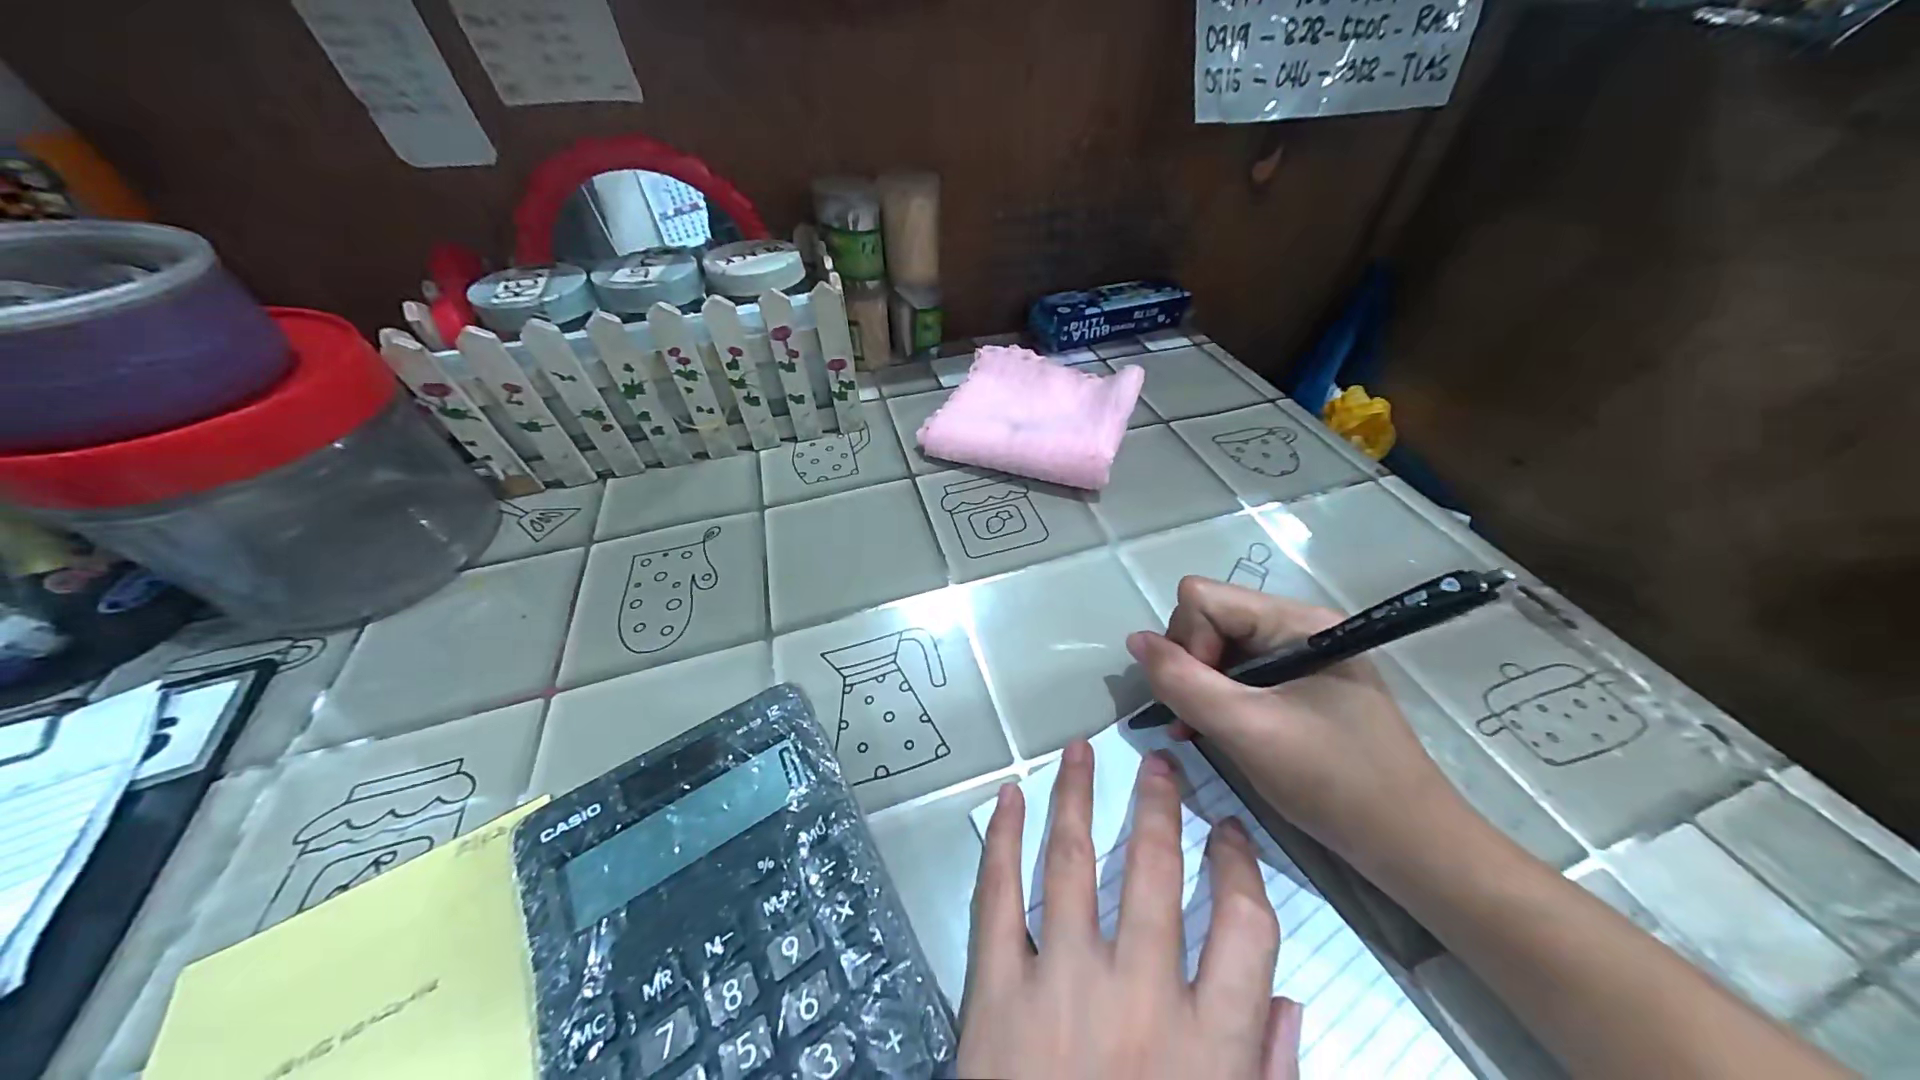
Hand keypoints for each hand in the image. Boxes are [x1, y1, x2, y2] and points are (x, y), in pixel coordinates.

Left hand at [958, 739, 1301, 1079]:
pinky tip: (1010, 796)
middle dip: (1160, 806)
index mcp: (1209, 1045)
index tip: (1227, 832)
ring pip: (1073, 862)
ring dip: (1078, 796)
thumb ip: (1269, 1076)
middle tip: (1160, 762)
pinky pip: (997, 896)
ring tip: (1082, 750)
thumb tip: (1290, 1004)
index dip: (1240, 867)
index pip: (1245, 925)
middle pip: (1155, 871)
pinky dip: (1003, 840)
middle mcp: (1139, 996)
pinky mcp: (993, 988)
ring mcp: (1060, 984)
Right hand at [1124, 577, 1466, 866]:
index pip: (1204, 598)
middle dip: (1191, 665)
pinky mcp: (1296, 684)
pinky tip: (1214, 730)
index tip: (1203, 697)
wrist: (1409, 844)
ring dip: (1199, 687)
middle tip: (1200, 718)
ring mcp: (1297, 656)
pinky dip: (1216, 698)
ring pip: (1217, 648)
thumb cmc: (1334, 782)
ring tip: (1200, 730)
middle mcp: (1296, 627)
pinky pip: (1237, 673)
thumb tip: (1135, 640)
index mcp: (1297, 622)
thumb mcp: (1247, 730)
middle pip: (1207, 618)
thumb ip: (1183, 682)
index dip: (1187, 643)